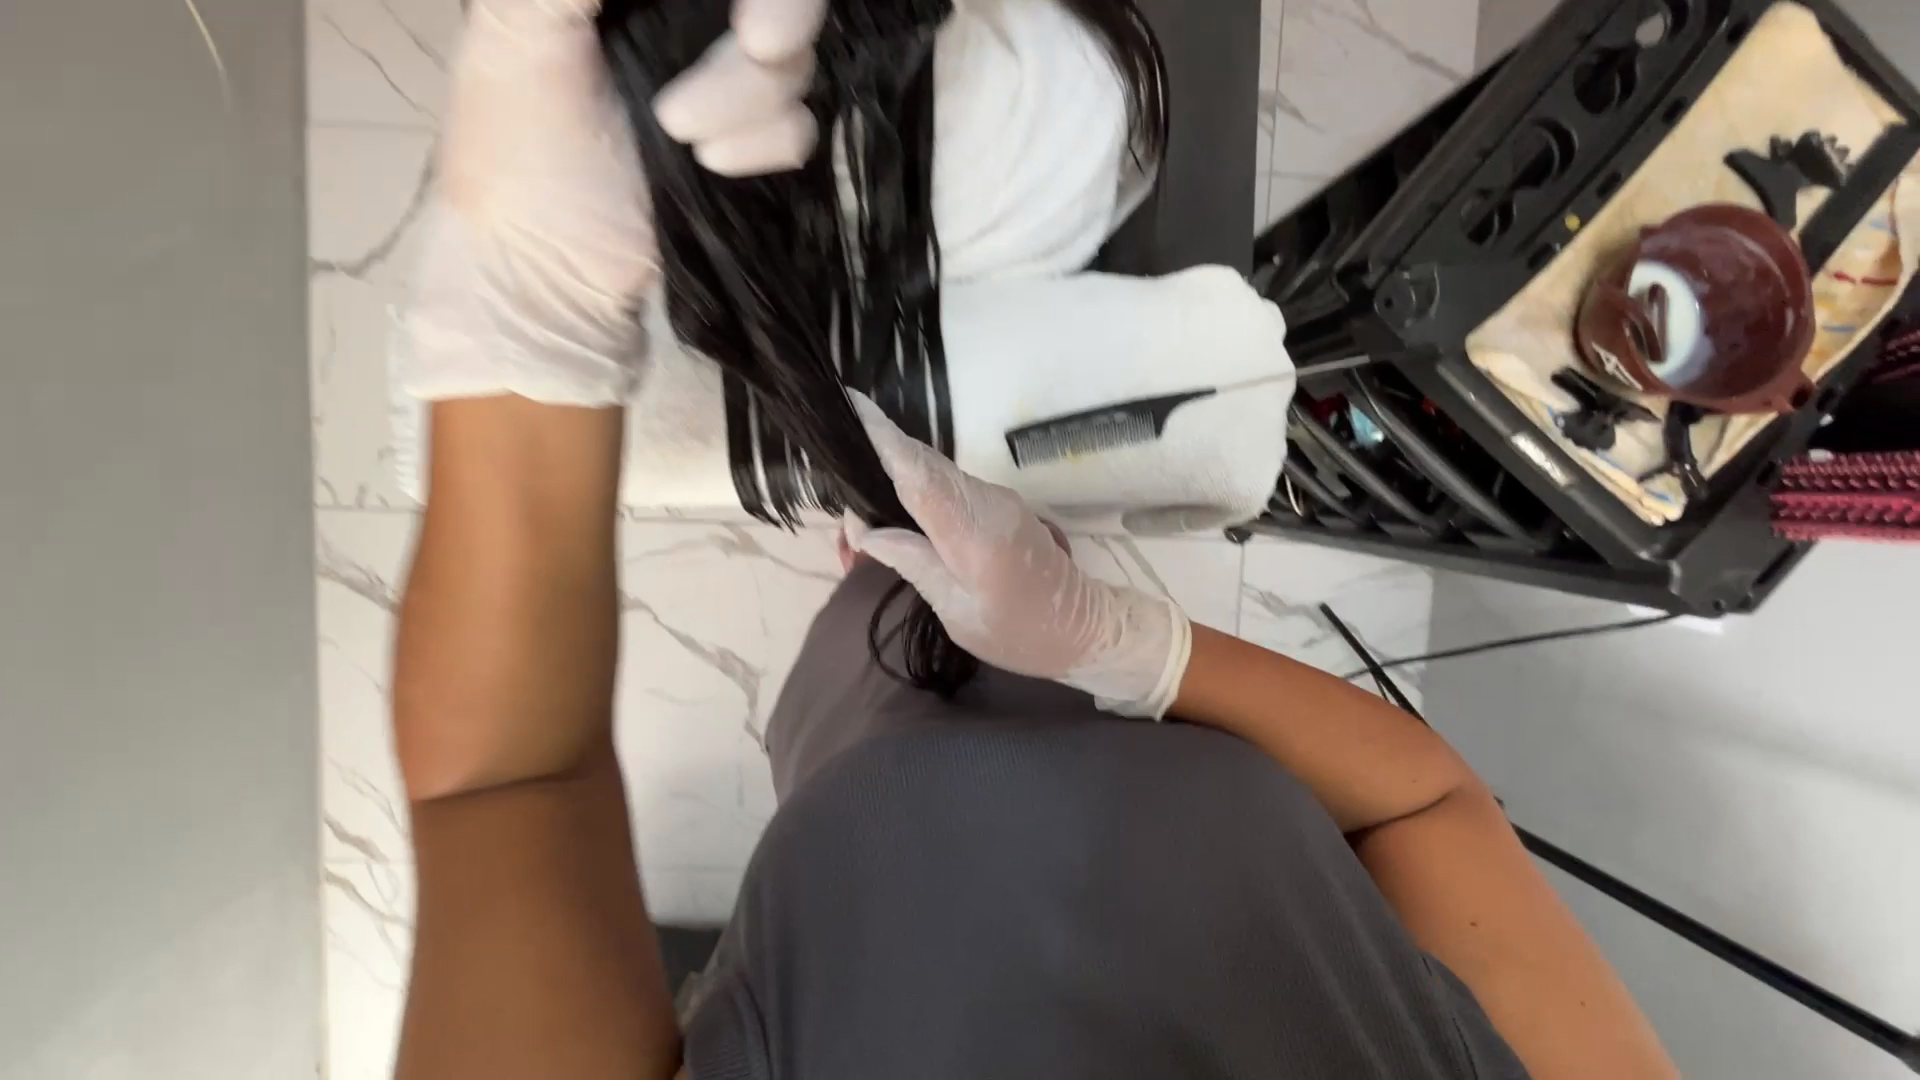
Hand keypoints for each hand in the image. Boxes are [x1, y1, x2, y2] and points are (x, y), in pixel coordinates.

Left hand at [395, 0, 827, 411]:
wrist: (556, 269)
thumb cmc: (517, 149)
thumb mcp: (518, 28)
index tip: (742, 17)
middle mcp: (688, 23)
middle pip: (783, 6)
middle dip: (781, 16)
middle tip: (758, 45)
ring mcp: (727, 86)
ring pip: (794, 64)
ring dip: (747, 98)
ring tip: (684, 137)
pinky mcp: (754, 148)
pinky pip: (798, 127)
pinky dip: (767, 144)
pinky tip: (713, 167)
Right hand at [846, 396, 1193, 719]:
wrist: (1080, 627)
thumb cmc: (1018, 633)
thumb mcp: (956, 610)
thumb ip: (912, 561)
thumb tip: (863, 527)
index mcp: (976, 533)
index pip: (921, 475)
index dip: (885, 440)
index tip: (852, 406)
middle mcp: (989, 501)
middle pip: (924, 465)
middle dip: (877, 458)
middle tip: (837, 480)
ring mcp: (998, 497)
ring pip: (935, 473)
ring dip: (895, 478)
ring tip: (858, 509)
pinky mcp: (1000, 502)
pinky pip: (949, 485)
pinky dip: (918, 490)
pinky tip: (895, 510)